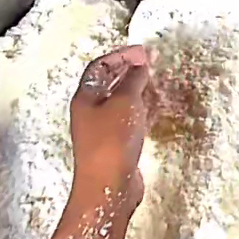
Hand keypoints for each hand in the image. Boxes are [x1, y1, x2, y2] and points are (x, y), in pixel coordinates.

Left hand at [68, 45, 153, 216]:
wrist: (108, 187)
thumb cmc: (113, 139)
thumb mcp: (126, 102)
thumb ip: (133, 80)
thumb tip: (139, 65)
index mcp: (85, 97)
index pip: (99, 66)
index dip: (120, 55)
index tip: (142, 51)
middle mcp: (89, 111)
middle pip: (107, 82)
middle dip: (127, 70)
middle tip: (149, 63)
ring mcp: (100, 130)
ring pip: (117, 100)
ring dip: (134, 88)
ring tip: (153, 82)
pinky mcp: (113, 145)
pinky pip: (126, 117)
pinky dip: (138, 107)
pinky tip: (152, 108)